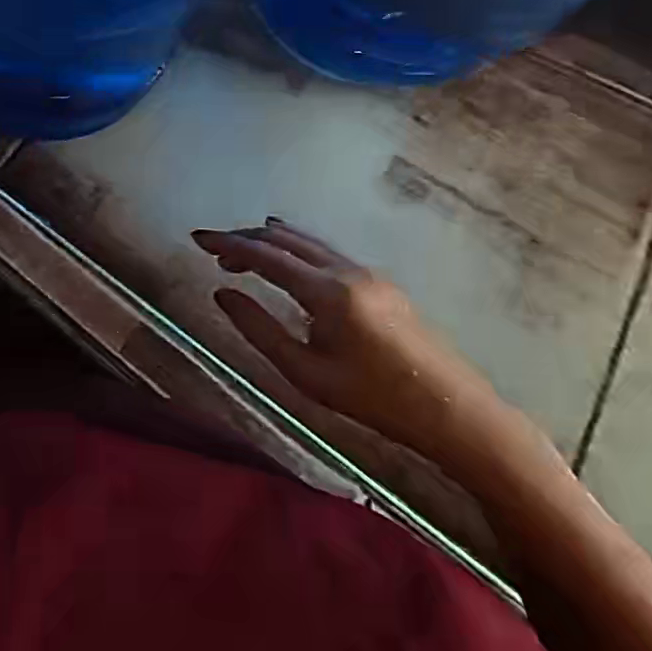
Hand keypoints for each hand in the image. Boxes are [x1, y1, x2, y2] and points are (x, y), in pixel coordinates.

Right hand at [193, 219, 503, 458]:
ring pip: (306, 242)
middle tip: (214, 250)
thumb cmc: (375, 400)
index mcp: (327, 292)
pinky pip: (324, 252)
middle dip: (245, 239)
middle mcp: (346, 271)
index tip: (197, 238)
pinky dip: (293, 250)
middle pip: (284, 240)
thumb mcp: (306, 373)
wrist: (455, 412)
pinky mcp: (379, 283)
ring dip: (269, 243)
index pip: (264, 255)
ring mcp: (367, 273)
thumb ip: (259, 329)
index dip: (227, 243)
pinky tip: (285, 261)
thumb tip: (222, 293)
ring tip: (239, 255)